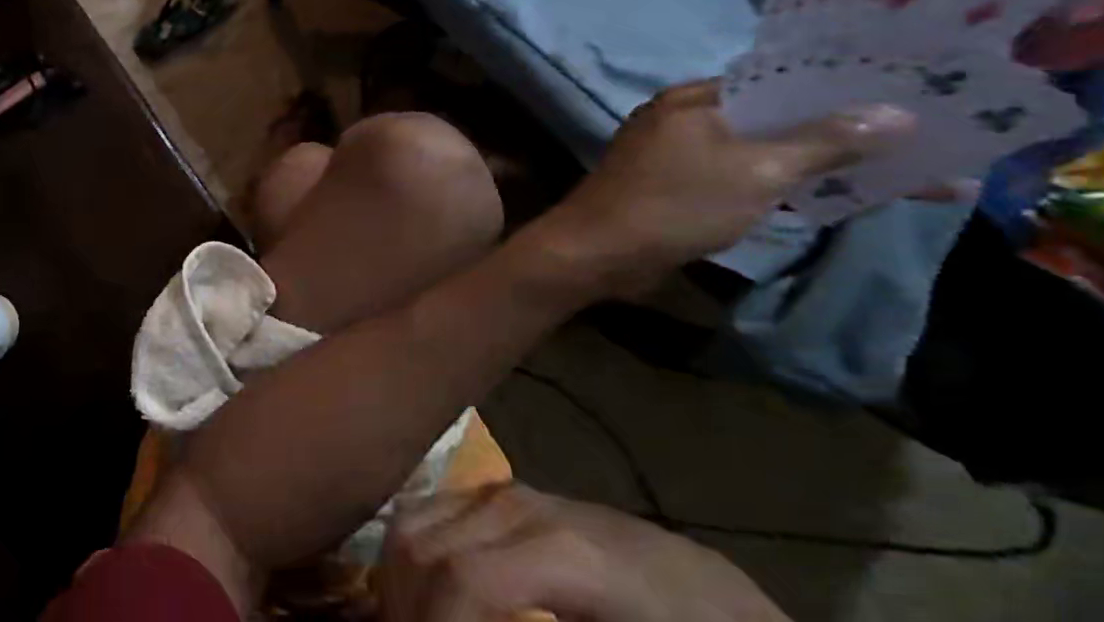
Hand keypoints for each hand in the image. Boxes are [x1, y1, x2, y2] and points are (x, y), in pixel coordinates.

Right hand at [377, 484, 790, 621]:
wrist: (705, 589)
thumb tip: (468, 613)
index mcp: (561, 553)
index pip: (460, 581)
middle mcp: (517, 507)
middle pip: (420, 546)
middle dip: (403, 607)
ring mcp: (501, 493)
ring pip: (411, 521)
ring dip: (398, 582)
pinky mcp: (495, 495)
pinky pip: (426, 511)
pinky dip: (410, 556)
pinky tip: (424, 596)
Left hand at [539, 80, 914, 287]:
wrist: (601, 252)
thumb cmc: (676, 202)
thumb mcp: (757, 170)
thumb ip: (824, 142)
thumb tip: (899, 113)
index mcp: (695, 98)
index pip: (780, 80)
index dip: (842, 89)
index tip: (909, 95)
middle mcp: (685, 118)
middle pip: (776, 118)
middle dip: (844, 131)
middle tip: (925, 136)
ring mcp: (681, 155)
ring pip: (764, 152)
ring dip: (821, 163)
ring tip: (906, 169)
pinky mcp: (682, 188)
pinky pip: (746, 178)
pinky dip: (787, 186)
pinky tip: (842, 197)